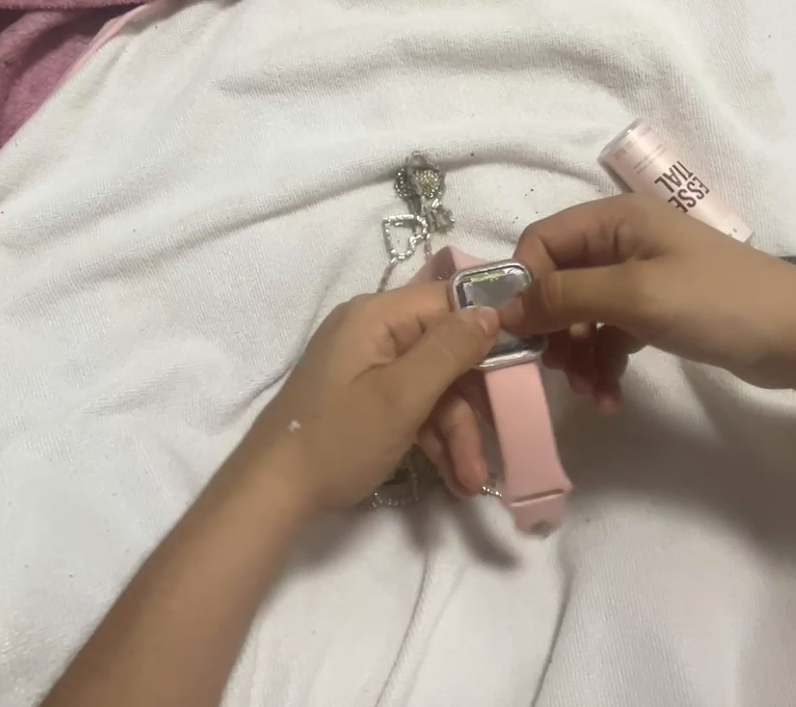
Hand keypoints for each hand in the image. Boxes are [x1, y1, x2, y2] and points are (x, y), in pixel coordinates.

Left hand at [234, 281, 500, 514]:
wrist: (272, 494)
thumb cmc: (338, 438)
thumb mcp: (401, 396)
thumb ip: (449, 350)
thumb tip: (492, 310)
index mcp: (377, 315)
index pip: (448, 301)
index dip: (487, 327)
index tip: (523, 361)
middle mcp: (373, 330)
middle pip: (444, 349)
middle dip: (472, 401)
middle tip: (499, 440)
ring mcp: (368, 364)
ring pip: (433, 384)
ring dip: (456, 431)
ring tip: (472, 480)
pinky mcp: (366, 395)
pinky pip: (412, 403)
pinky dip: (433, 436)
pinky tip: (454, 476)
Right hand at [502, 194, 795, 402]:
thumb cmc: (716, 303)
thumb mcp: (634, 295)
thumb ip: (565, 296)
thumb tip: (503, 308)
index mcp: (614, 219)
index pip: (542, 241)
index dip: (523, 284)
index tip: (517, 333)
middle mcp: (622, 241)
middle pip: (559, 280)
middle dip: (552, 327)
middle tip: (555, 369)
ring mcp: (641, 276)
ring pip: (583, 312)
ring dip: (577, 352)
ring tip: (588, 390)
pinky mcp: (657, 309)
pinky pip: (611, 332)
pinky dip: (604, 362)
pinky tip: (610, 397)